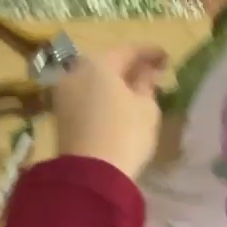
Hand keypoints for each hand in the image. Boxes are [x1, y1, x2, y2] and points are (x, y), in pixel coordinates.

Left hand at [52, 45, 167, 179]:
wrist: (91, 175)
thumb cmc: (125, 135)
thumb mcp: (147, 109)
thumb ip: (147, 85)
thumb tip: (145, 74)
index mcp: (99, 63)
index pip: (129, 50)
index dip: (150, 53)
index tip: (166, 59)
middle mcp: (75, 72)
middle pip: (107, 64)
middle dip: (129, 68)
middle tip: (149, 75)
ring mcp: (64, 95)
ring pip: (94, 82)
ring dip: (114, 84)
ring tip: (133, 94)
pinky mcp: (60, 117)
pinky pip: (86, 98)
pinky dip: (102, 98)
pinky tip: (115, 107)